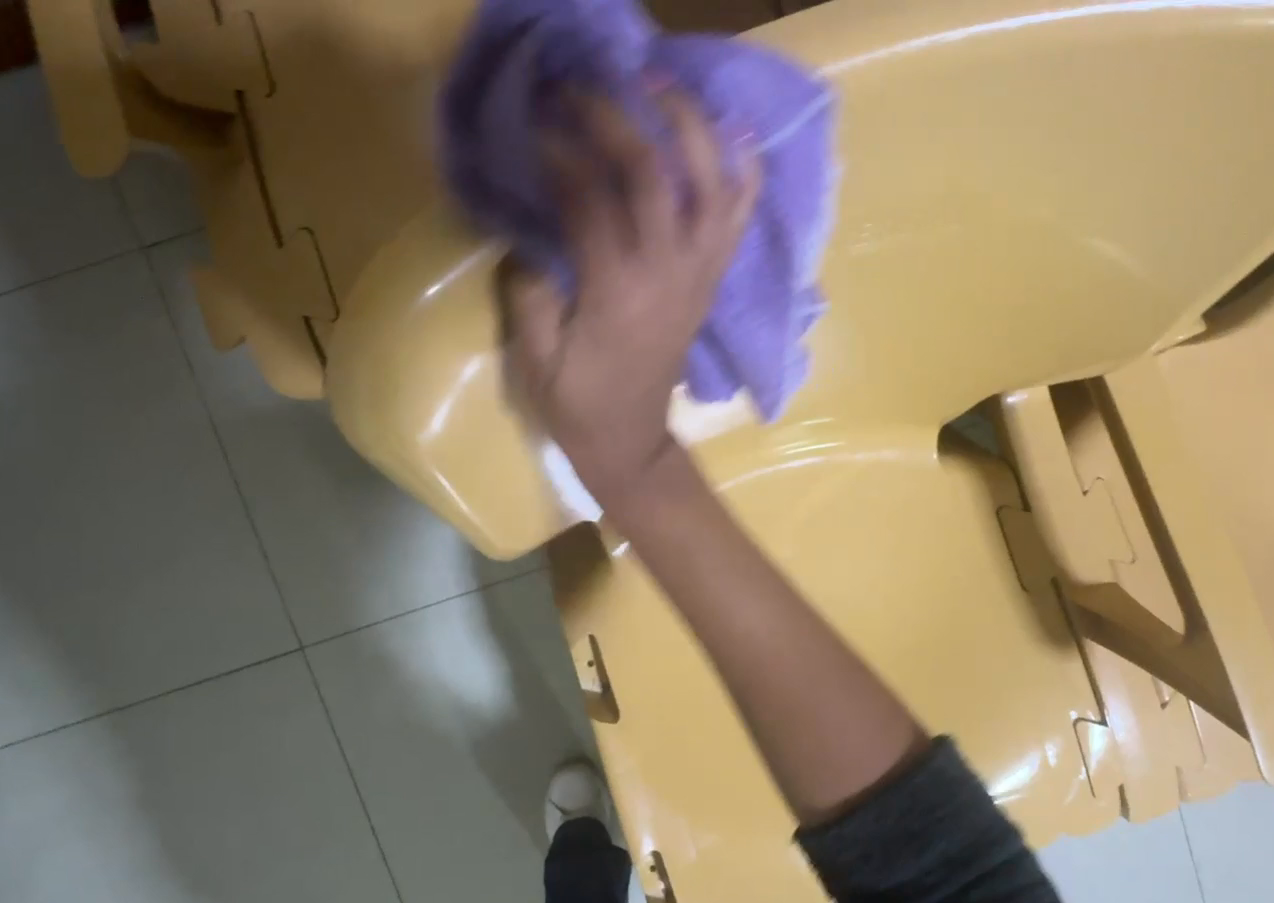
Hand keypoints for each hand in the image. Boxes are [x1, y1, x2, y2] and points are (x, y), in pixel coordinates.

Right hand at [500, 89, 760, 502]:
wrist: (632, 444)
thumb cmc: (578, 407)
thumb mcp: (536, 360)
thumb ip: (531, 293)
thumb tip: (530, 236)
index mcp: (616, 293)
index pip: (592, 199)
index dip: (563, 154)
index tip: (538, 123)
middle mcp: (667, 274)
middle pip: (651, 175)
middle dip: (615, 121)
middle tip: (583, 88)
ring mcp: (698, 276)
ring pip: (708, 185)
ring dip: (689, 127)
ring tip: (659, 87)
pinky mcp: (710, 283)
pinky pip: (737, 221)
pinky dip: (743, 175)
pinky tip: (736, 138)